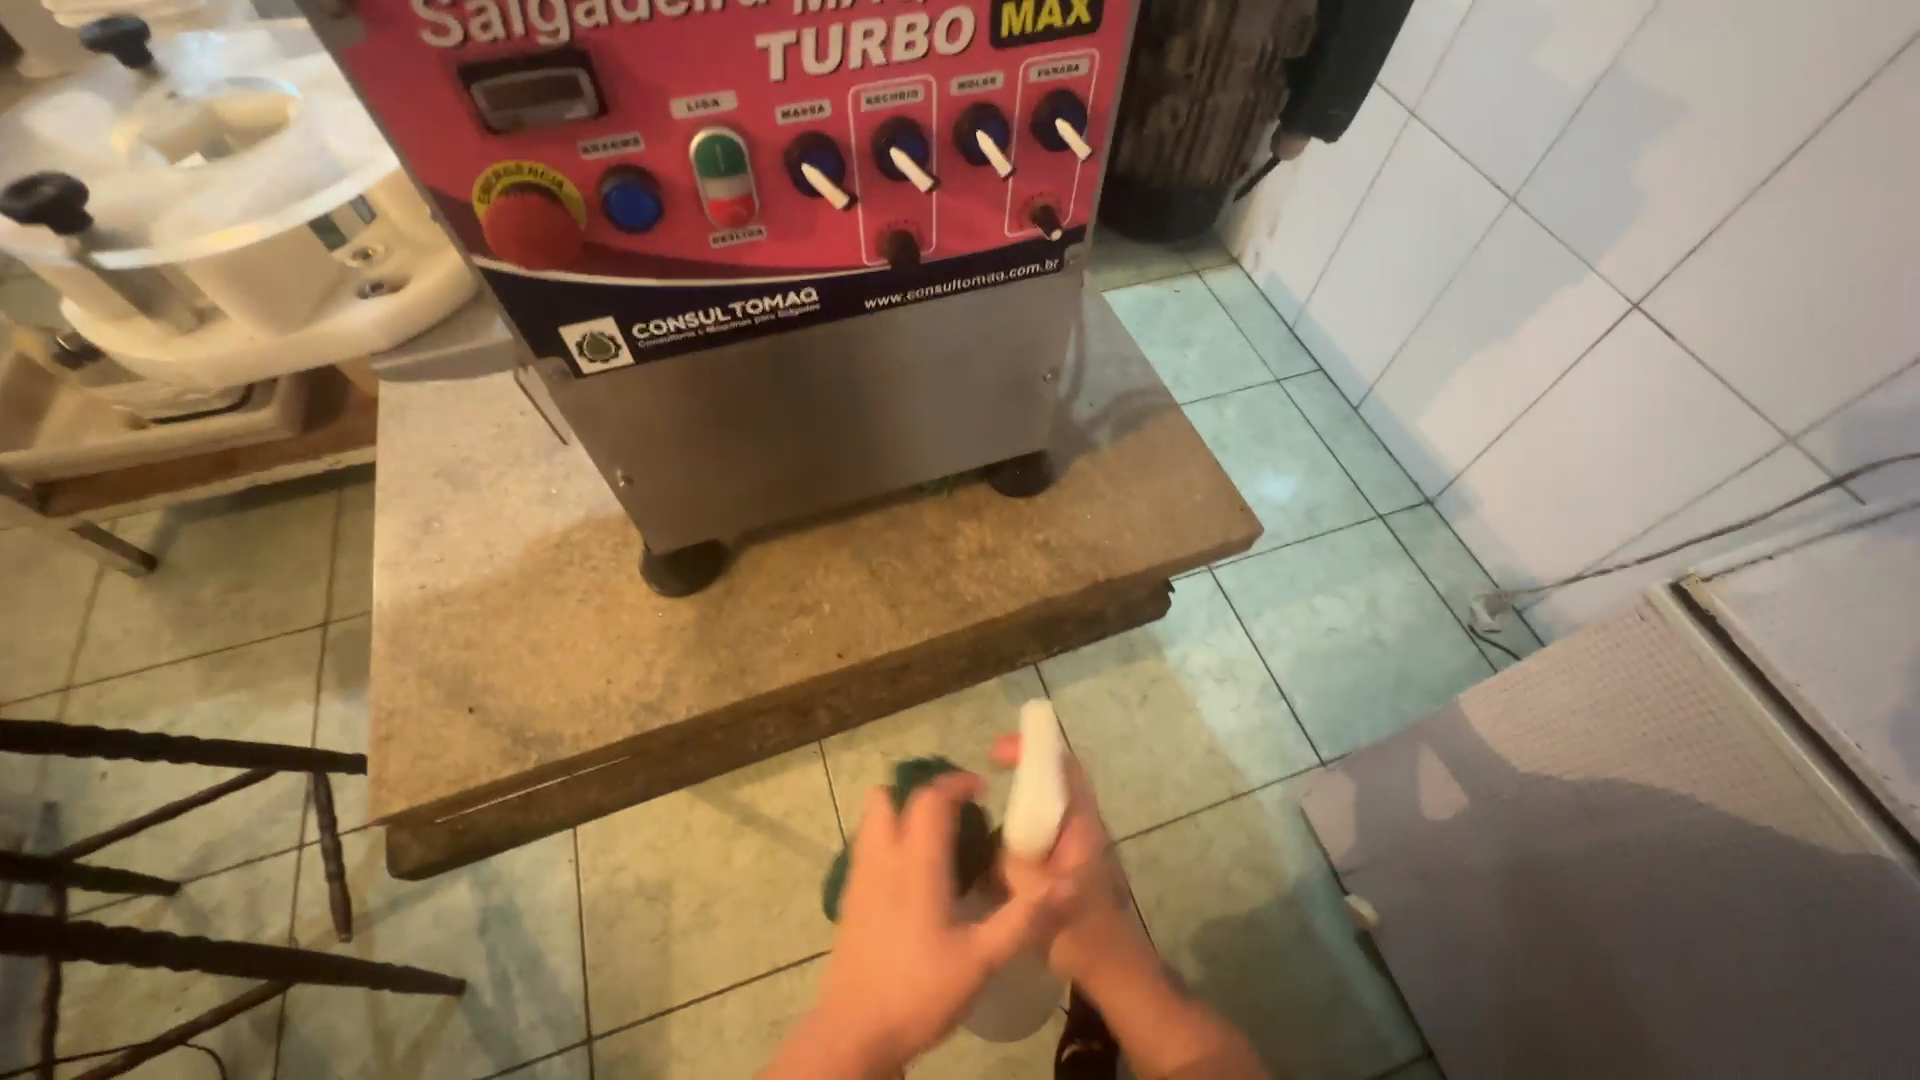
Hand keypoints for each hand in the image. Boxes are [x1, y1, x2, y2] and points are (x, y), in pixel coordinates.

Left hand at [800, 771, 1051, 1073]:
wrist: (854, 1034)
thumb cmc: (920, 991)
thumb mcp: (983, 959)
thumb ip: (1025, 918)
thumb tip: (1068, 883)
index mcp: (917, 863)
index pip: (931, 798)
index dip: (956, 782)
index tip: (982, 788)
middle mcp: (883, 859)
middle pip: (888, 797)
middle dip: (922, 792)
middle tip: (957, 810)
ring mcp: (860, 878)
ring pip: (871, 820)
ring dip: (899, 812)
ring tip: (935, 838)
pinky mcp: (849, 900)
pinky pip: (866, 848)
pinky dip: (887, 840)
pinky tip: (912, 877)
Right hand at [992, 734, 1150, 982]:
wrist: (1112, 967)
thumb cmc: (1076, 930)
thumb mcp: (1032, 893)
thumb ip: (1011, 858)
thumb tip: (992, 833)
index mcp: (1081, 824)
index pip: (1063, 766)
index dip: (1032, 748)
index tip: (997, 751)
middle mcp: (1087, 823)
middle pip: (1059, 776)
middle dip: (1027, 763)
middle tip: (992, 765)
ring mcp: (1084, 840)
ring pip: (1055, 799)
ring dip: (1028, 790)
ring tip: (992, 797)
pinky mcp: (1078, 858)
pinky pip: (1051, 822)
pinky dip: (1028, 816)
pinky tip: (1004, 838)